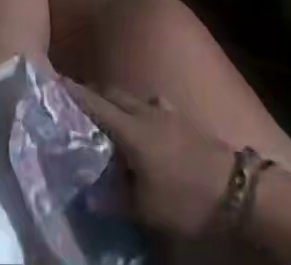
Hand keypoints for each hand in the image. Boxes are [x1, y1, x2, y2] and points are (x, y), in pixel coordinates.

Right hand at [71, 84, 239, 239]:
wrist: (236, 189)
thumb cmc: (185, 198)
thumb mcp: (144, 208)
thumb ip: (114, 198)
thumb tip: (90, 194)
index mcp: (131, 129)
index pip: (95, 104)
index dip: (74, 93)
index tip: (54, 82)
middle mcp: (146, 111)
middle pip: (113, 93)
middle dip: (92, 94)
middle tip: (75, 103)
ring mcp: (167, 112)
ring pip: (133, 97)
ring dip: (117, 100)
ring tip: (107, 113)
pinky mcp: (183, 119)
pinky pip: (152, 104)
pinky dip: (139, 107)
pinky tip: (142, 121)